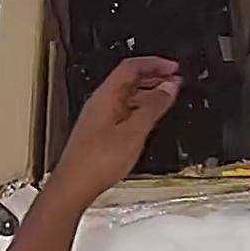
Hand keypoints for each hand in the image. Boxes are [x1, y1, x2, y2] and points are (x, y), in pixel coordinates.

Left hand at [47, 56, 181, 203]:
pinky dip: (142, 108)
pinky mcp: (101, 131)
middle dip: (154, 76)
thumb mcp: (134, 131)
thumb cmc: (96, 161)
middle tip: (175, 79)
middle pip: (129, 78)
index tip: (174, 67)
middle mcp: (101, 103)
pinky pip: (124, 110)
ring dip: (149, 92)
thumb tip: (169, 87)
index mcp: (106, 96)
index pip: (132, 67)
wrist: (74, 186)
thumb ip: (154, 106)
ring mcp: (100, 117)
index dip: (155, 63)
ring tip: (168, 96)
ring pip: (128, 95)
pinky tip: (151, 117)